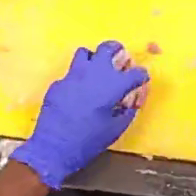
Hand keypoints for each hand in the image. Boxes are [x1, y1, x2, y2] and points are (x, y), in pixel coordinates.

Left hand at [8, 40, 147, 188]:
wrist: (54, 147)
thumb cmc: (89, 141)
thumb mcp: (116, 129)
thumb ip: (127, 112)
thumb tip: (130, 104)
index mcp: (114, 85)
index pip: (136, 72)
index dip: (141, 76)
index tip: (140, 80)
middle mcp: (94, 73)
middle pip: (108, 48)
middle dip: (117, 50)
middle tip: (119, 57)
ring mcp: (73, 75)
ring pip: (85, 53)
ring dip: (93, 58)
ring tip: (95, 69)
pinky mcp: (58, 83)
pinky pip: (71, 74)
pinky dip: (77, 79)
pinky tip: (77, 93)